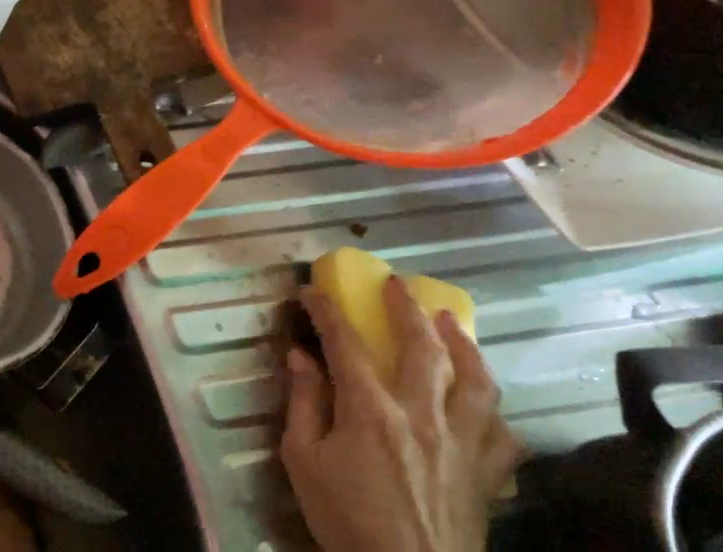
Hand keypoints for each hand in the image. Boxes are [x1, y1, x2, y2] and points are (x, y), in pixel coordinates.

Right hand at [282, 277, 519, 551]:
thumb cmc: (344, 516)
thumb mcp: (302, 458)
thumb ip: (303, 402)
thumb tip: (300, 356)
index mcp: (370, 410)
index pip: (346, 343)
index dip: (327, 311)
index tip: (311, 291)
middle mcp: (423, 415)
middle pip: (423, 348)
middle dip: (407, 309)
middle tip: (397, 285)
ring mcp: (464, 444)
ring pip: (476, 382)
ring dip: (463, 345)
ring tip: (452, 323)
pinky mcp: (487, 473)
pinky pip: (501, 432)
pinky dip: (491, 408)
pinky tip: (480, 400)